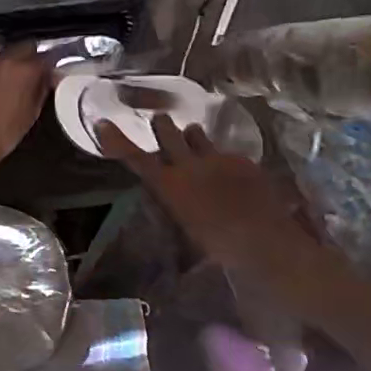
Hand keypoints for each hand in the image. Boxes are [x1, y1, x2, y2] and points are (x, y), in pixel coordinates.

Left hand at [0, 40, 49, 168]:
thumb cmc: (11, 128)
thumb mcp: (34, 110)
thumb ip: (44, 88)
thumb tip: (52, 76)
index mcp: (29, 71)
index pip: (48, 57)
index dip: (56, 61)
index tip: (57, 67)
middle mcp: (12, 60)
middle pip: (30, 46)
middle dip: (38, 54)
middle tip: (41, 67)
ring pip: (12, 45)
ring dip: (20, 50)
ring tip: (23, 62)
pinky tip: (0, 56)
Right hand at [96, 114, 313, 275]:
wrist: (267, 241)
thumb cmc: (221, 250)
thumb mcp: (189, 236)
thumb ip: (179, 212)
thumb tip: (174, 209)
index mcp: (170, 187)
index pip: (136, 159)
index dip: (117, 141)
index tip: (103, 124)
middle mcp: (190, 166)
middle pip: (168, 134)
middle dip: (161, 126)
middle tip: (159, 120)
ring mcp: (218, 159)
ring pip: (198, 136)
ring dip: (192, 137)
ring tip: (192, 137)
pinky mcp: (242, 160)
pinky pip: (226, 153)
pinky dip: (223, 159)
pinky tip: (231, 174)